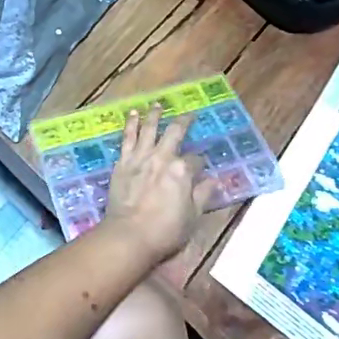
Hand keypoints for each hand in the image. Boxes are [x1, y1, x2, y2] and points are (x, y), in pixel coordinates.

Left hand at [103, 104, 206, 261]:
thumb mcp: (192, 216)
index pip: (196, 161)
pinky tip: (133, 114)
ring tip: (157, 104)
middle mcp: (161, 157)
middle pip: (174, 134)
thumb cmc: (165, 230)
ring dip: (154, 115)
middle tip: (189, 114)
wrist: (129, 234)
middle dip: (184, 122)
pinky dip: (131, 124)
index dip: (201, 163)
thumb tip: (215, 181)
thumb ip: (203, 195)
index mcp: (182, 171)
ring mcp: (140, 157)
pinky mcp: (122, 161)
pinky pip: (127, 137)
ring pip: (149, 129)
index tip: (202, 166)